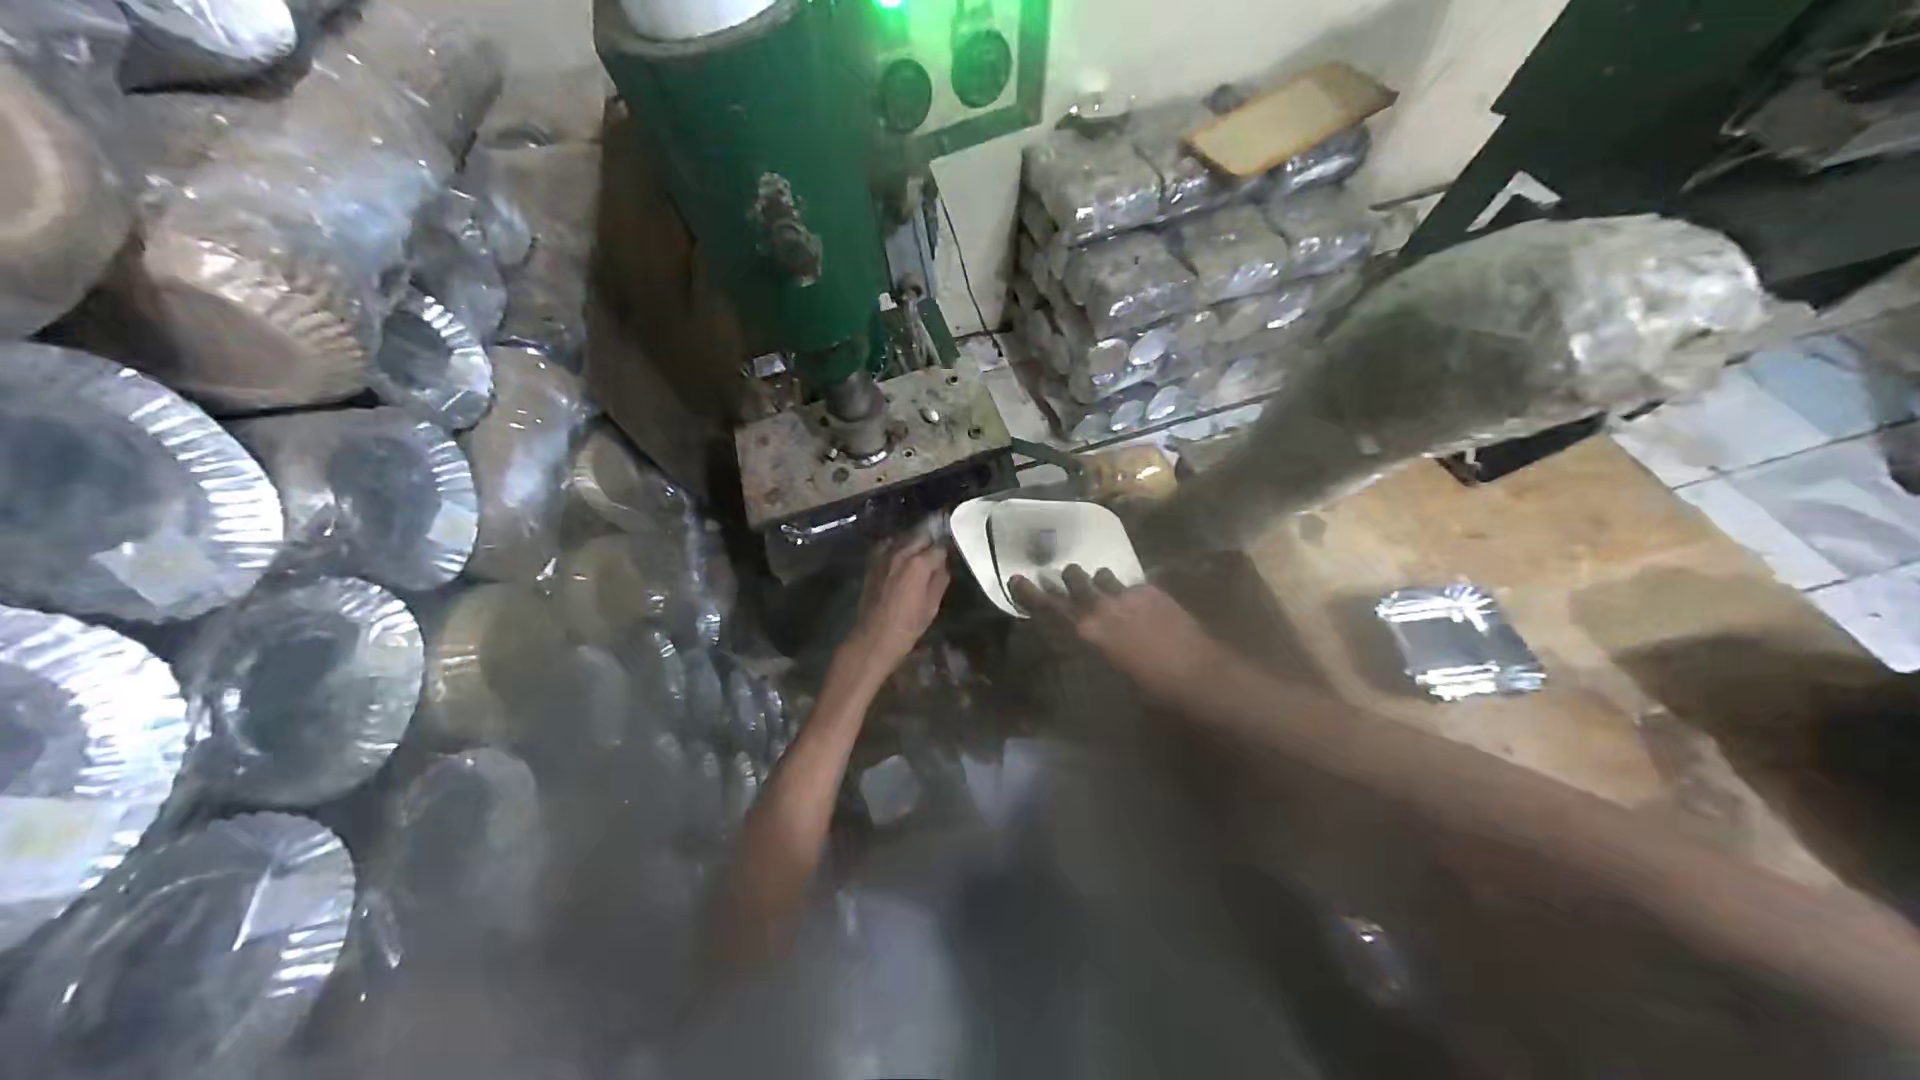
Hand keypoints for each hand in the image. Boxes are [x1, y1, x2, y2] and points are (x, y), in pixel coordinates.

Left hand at [842, 534, 950, 685]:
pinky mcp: (872, 563)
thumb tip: (942, 567)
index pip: (939, 548)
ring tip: (916, 558)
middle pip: (921, 537)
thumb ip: (940, 580)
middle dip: (929, 544)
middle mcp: (901, 553)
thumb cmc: (908, 625)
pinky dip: (895, 548)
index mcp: (919, 564)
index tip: (946, 563)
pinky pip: (886, 547)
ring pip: (903, 538)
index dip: (945, 556)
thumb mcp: (932, 605)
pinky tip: (898, 560)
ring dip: (912, 544)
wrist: (874, 636)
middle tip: (933, 559)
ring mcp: (884, 556)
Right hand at [1009, 566, 1224, 702]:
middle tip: (1066, 580)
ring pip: (1104, 576)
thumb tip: (1079, 650)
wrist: (1201, 678)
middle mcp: (1102, 607)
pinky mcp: (1155, 593)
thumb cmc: (1148, 695)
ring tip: (1103, 591)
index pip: (1048, 607)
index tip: (1017, 578)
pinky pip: (1132, 585)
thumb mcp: (1106, 685)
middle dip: (1068, 579)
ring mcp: (1130, 595)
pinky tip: (1138, 606)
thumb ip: (1087, 660)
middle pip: (1075, 580)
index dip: (1029, 593)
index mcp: (1085, 632)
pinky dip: (1128, 592)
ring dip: (1098, 582)